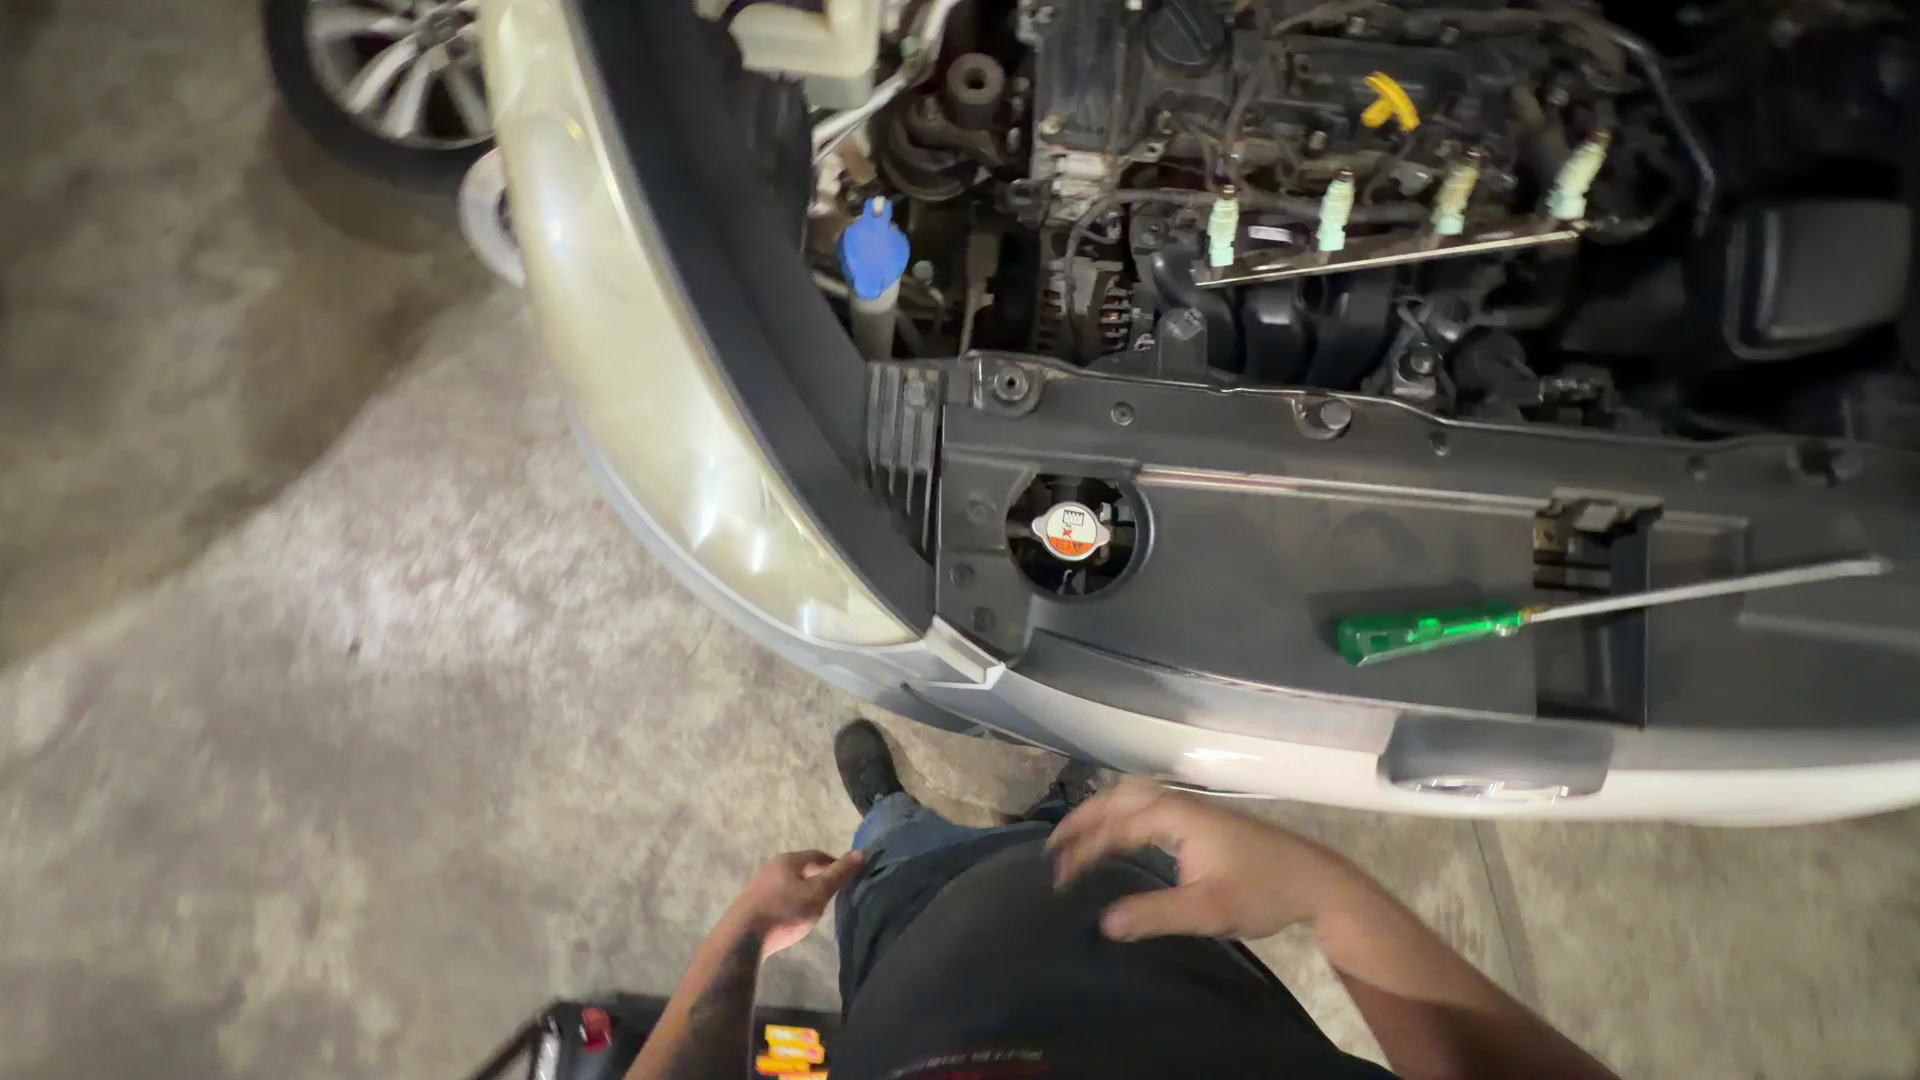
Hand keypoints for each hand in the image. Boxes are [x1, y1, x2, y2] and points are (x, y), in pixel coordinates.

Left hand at [723, 850, 864, 957]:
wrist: (741, 939)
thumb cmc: (785, 912)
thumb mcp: (818, 893)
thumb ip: (839, 874)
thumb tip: (861, 853)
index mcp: (789, 860)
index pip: (818, 855)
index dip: (834, 864)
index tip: (846, 877)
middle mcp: (772, 867)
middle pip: (801, 868)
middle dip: (817, 877)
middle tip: (832, 893)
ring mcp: (758, 886)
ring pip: (788, 883)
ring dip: (802, 891)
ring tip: (813, 908)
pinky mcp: (750, 905)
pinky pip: (776, 897)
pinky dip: (788, 903)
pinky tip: (790, 918)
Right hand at [1047, 778, 1364, 941]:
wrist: (1314, 880)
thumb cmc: (1262, 892)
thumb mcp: (1208, 911)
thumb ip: (1154, 914)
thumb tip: (1104, 922)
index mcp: (1175, 815)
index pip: (1115, 826)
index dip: (1084, 848)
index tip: (1059, 874)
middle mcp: (1176, 800)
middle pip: (1117, 797)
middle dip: (1083, 818)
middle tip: (1055, 846)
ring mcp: (1188, 803)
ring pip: (1131, 793)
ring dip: (1100, 809)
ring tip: (1076, 834)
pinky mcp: (1197, 813)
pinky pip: (1145, 800)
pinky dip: (1119, 809)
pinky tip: (1117, 827)